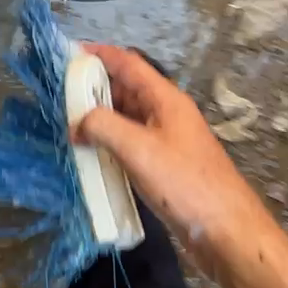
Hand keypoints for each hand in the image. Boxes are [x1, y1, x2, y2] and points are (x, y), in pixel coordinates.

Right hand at [73, 42, 270, 269]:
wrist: (228, 234)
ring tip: (67, 121)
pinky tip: (90, 153)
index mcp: (165, 99)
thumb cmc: (186, 184)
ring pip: (126, 117)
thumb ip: (103, 126)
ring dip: (99, 117)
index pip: (128, 63)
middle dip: (94, 87)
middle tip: (60, 93)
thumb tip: (77, 124)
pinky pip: (130, 143)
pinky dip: (109, 142)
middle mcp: (165, 113)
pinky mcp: (164, 166)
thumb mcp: (139, 149)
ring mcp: (166, 141)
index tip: (69, 53)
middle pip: (125, 88)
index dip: (99, 53)